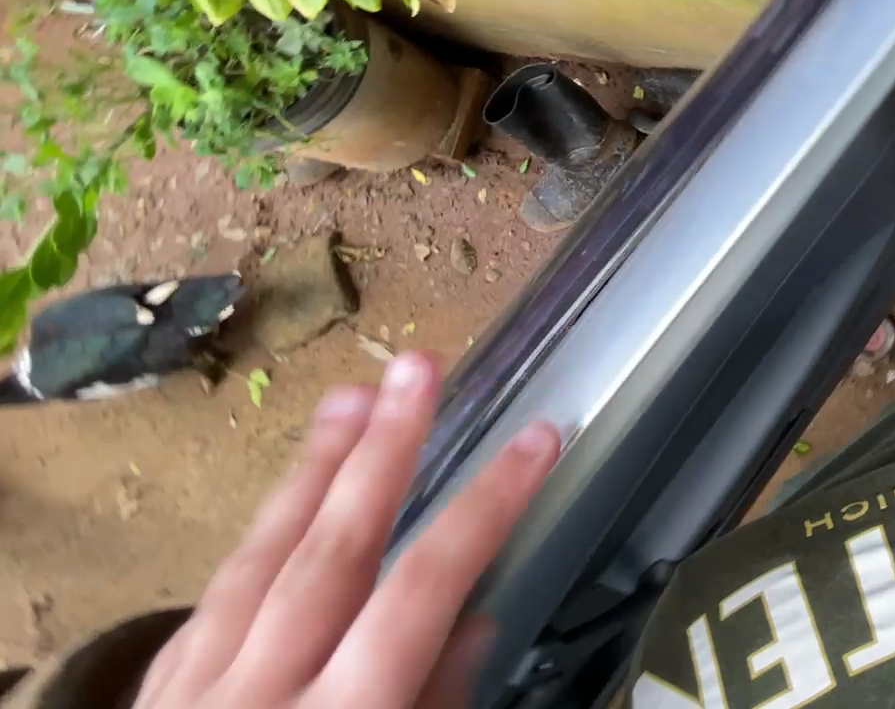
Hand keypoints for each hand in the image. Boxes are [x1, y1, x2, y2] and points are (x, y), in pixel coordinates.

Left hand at [135, 353, 561, 708]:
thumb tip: (476, 621)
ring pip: (254, 566)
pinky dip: (253, 546)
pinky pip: (208, 613)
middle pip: (328, 554)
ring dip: (310, 473)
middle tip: (416, 367)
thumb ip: (436, 706)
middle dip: (381, 452)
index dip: (487, 505)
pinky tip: (280, 504)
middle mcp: (253, 704)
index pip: (425, 588)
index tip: (538, 437)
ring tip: (351, 397)